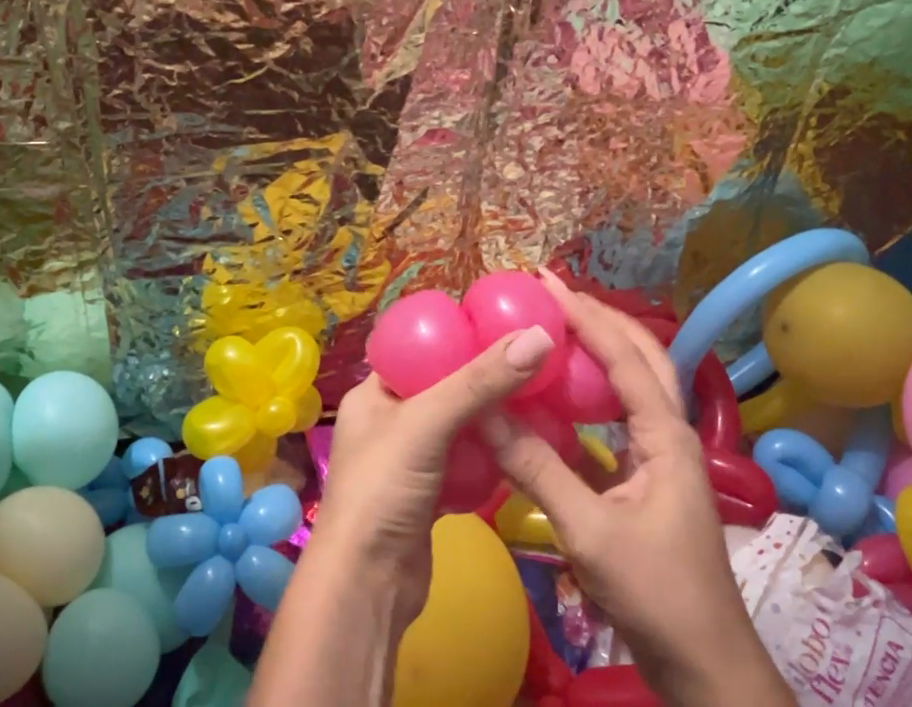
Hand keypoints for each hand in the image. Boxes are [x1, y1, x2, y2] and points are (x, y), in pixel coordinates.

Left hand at [314, 325, 557, 621]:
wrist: (368, 585)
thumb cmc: (383, 491)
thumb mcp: (428, 424)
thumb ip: (481, 382)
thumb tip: (539, 336)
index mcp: (373, 392)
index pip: (421, 349)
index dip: (463, 335)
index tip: (510, 326)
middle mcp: (389, 421)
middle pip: (447, 387)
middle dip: (489, 379)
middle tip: (538, 363)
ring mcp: (411, 460)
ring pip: (462, 427)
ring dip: (496, 419)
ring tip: (543, 398)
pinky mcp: (431, 494)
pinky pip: (469, 463)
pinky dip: (494, 457)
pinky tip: (528, 447)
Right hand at [481, 273, 793, 705]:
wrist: (702, 659)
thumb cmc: (655, 591)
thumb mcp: (589, 531)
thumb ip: (538, 469)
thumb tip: (486, 414)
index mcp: (666, 437)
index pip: (624, 357)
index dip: (585, 316)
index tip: (545, 282)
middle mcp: (670, 435)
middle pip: (641, 357)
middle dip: (600, 318)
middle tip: (552, 291)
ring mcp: (662, 458)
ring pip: (634, 386)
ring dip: (601, 350)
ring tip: (557, 326)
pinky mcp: (649, 481)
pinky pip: (620, 420)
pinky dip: (593, 395)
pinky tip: (560, 397)